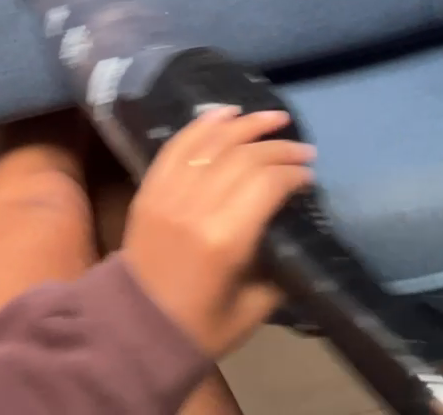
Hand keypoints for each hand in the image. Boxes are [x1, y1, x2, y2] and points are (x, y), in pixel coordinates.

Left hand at [120, 106, 315, 359]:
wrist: (133, 328)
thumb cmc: (199, 327)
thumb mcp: (252, 309)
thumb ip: (278, 270)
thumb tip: (295, 236)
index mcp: (224, 240)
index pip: (266, 184)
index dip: (292, 173)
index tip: (308, 175)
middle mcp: (196, 207)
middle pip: (243, 157)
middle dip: (278, 148)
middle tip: (301, 149)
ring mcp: (169, 192)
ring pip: (212, 143)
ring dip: (246, 125)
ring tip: (273, 118)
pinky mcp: (150, 187)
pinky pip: (178, 145)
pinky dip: (203, 124)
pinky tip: (226, 113)